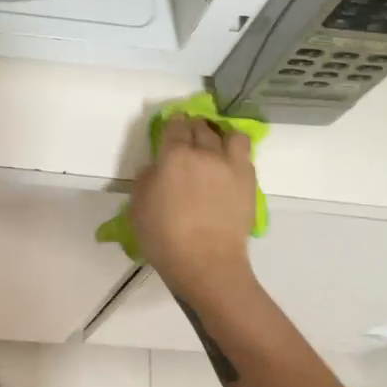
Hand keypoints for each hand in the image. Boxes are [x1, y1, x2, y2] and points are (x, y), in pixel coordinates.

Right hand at [130, 114, 259, 301]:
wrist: (207, 263)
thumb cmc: (164, 238)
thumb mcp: (138, 206)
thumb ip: (147, 179)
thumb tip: (158, 168)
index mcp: (174, 156)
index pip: (175, 125)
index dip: (174, 122)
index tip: (173, 125)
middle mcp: (205, 152)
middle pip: (201, 127)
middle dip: (194, 127)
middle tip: (190, 137)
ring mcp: (230, 165)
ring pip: (229, 134)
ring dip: (221, 134)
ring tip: (216, 145)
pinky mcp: (249, 181)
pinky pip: (245, 154)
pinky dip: (236, 152)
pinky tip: (230, 163)